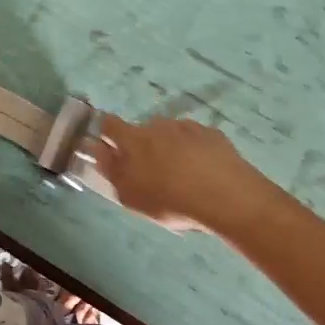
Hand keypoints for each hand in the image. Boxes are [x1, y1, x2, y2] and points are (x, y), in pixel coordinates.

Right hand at [85, 115, 273, 233]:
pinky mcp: (212, 133)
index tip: (111, 150)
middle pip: (142, 131)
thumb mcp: (130, 196)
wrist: (226, 196)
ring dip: (170, 148)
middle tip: (152, 174)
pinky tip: (204, 173)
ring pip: (170, 134)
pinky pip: (195, 139)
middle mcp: (157, 125)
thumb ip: (110, 170)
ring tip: (182, 177)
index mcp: (132, 139)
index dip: (107, 134)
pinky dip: (195, 151)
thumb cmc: (170, 200)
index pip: (109, 124)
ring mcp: (186, 126)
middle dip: (143, 147)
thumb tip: (97, 150)